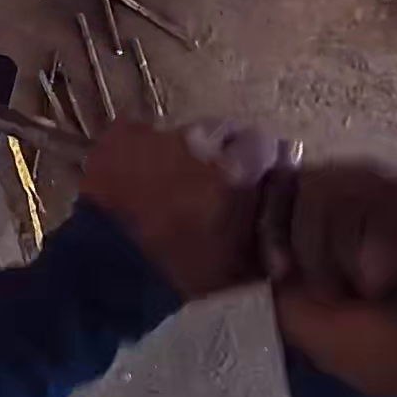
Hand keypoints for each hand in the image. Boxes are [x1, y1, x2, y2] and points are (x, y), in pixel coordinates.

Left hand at [80, 119, 293, 298]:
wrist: (112, 257)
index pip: (261, 142)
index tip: (251, 169)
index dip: (257, 156)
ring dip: (179, 149)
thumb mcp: (241, 257)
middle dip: (220, 148)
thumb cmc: (182, 266)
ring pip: (178, 131)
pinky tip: (135, 170)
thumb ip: (268, 224)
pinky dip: (141, 147)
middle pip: (220, 130)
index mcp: (233, 172)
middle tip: (206, 174)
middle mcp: (198, 142)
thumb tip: (283, 201)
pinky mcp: (122, 130)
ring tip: (165, 176)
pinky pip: (140, 132)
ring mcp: (156, 132)